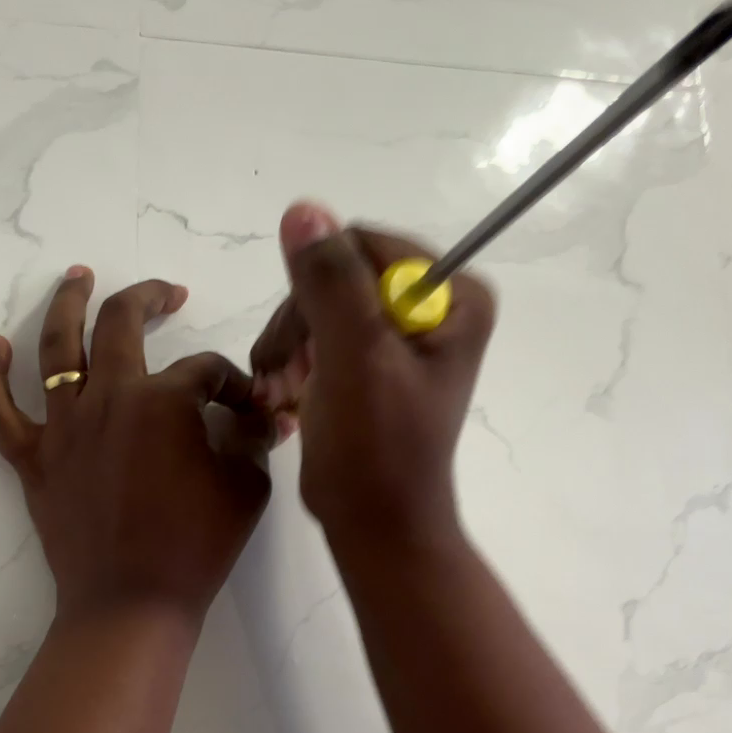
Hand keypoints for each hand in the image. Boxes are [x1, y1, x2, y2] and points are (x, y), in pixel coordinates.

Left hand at [0, 267, 271, 621]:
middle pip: (120, 324)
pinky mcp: (33, 460)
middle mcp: (106, 398)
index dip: (231, 383)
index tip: (245, 407)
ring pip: (53, 347)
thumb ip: (250, 438)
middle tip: (168, 293)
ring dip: (66, 303)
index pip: (204, 370)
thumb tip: (261, 414)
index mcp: (163, 401)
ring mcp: (62, 427)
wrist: (131, 602)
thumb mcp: (246, 487)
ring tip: (77, 275)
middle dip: (149, 297)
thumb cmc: (194, 547)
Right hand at [249, 202, 496, 550]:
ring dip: (288, 349)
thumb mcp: (353, 358)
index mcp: (451, 296)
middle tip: (284, 377)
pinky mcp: (370, 364)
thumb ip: (329, 282)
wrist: (374, 523)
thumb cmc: (374, 447)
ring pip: (317, 309)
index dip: (318, 290)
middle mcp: (431, 307)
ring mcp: (399, 338)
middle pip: (336, 278)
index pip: (362, 247)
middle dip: (299, 327)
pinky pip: (317, 338)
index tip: (305, 347)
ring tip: (279, 393)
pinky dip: (292, 366)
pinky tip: (284, 397)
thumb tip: (302, 210)